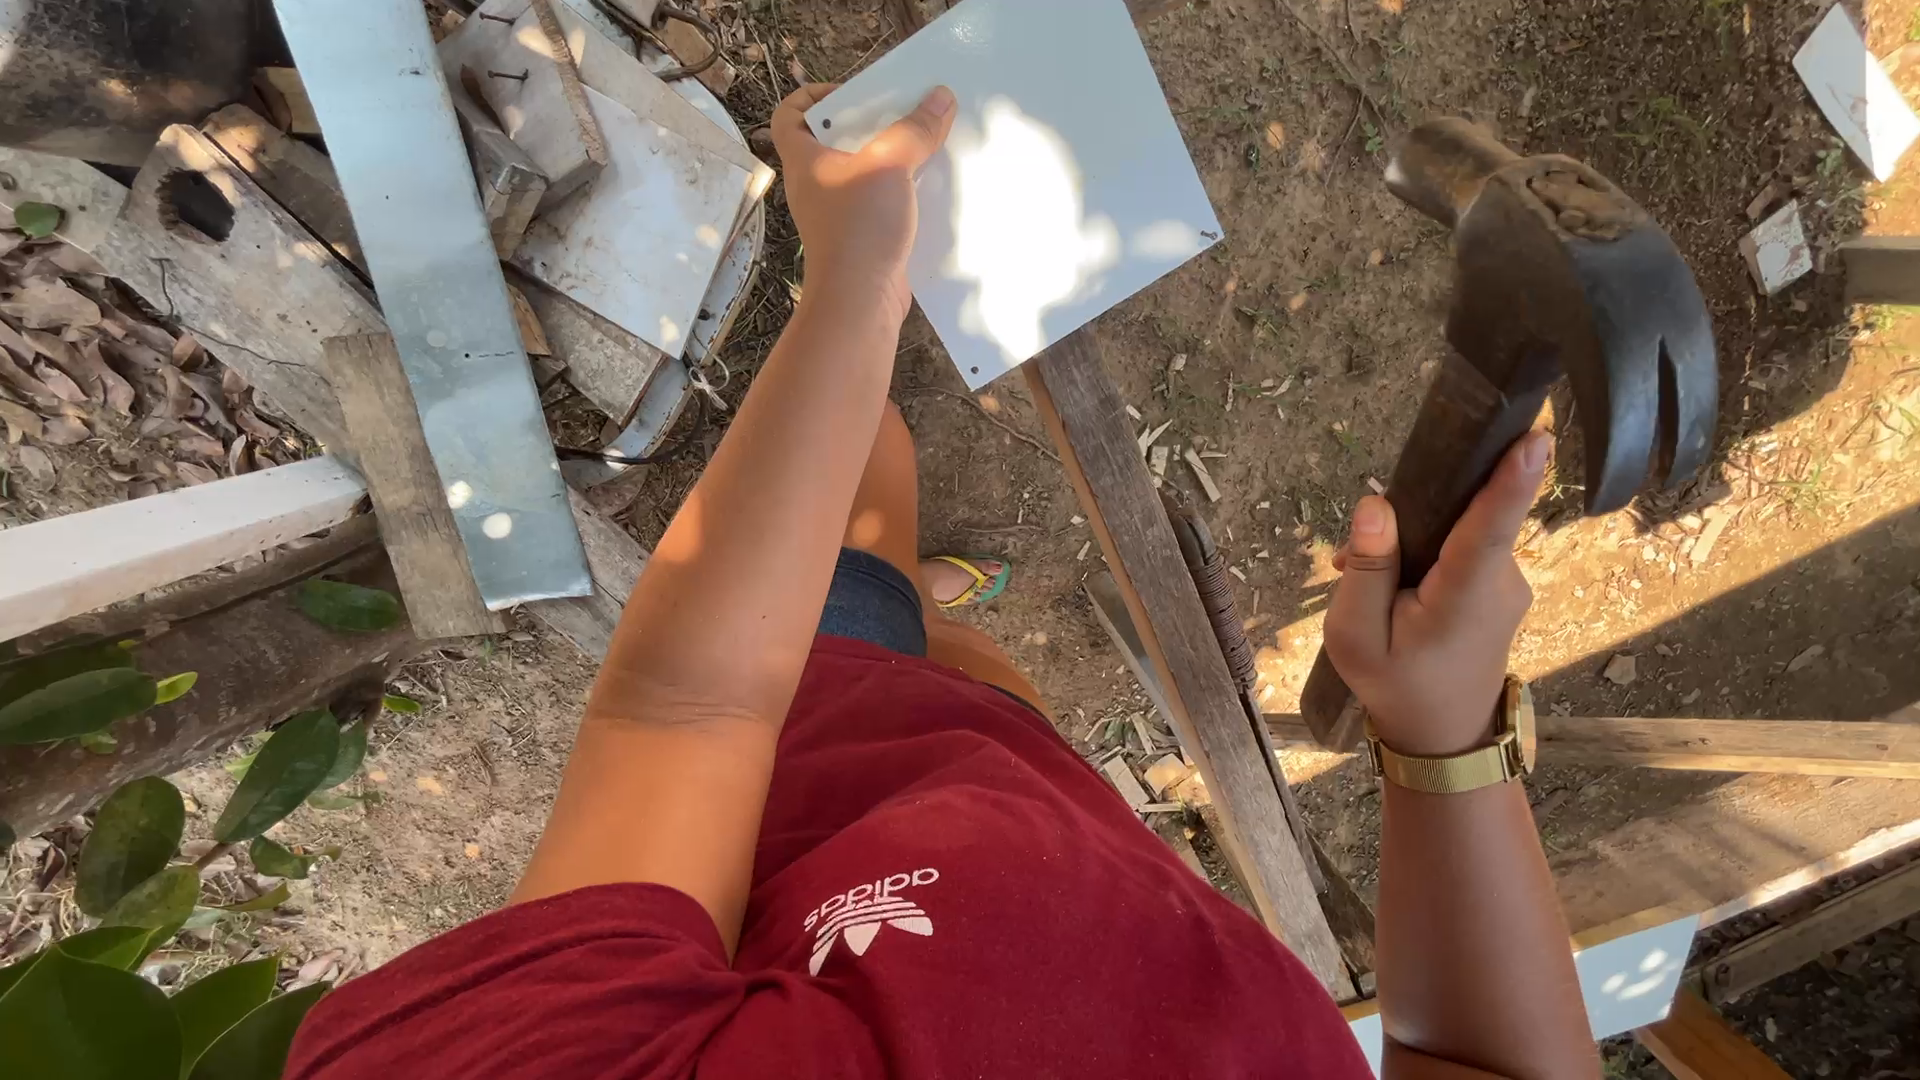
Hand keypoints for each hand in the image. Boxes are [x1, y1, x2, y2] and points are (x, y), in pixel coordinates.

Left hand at [770, 83, 956, 324]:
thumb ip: (915, 130)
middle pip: (833, 145)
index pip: (789, 117)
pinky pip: (878, 209)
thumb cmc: (859, 228)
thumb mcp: (889, 165)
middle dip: (865, 128)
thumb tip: (941, 97)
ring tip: (920, 150)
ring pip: (860, 179)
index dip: (811, 98)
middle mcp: (816, 189)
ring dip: (887, 165)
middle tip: (899, 118)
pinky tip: (925, 192)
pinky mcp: (862, 243)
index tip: (848, 95)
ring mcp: (838, 219)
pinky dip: (898, 198)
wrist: (861, 301)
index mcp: (805, 163)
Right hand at [1323, 430, 1550, 756]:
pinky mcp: (1504, 589)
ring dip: (1408, 547)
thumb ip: (1366, 568)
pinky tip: (1391, 591)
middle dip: (1404, 525)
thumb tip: (1375, 505)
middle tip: (1347, 563)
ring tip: (1366, 589)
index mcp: (1463, 597)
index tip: (1537, 436)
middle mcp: (1501, 583)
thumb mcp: (1355, 634)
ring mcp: (1509, 585)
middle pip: (1460, 521)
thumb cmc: (1394, 685)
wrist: (1442, 736)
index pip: (1489, 528)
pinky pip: (1464, 551)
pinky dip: (1425, 559)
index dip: (1510, 482)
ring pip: (1457, 536)